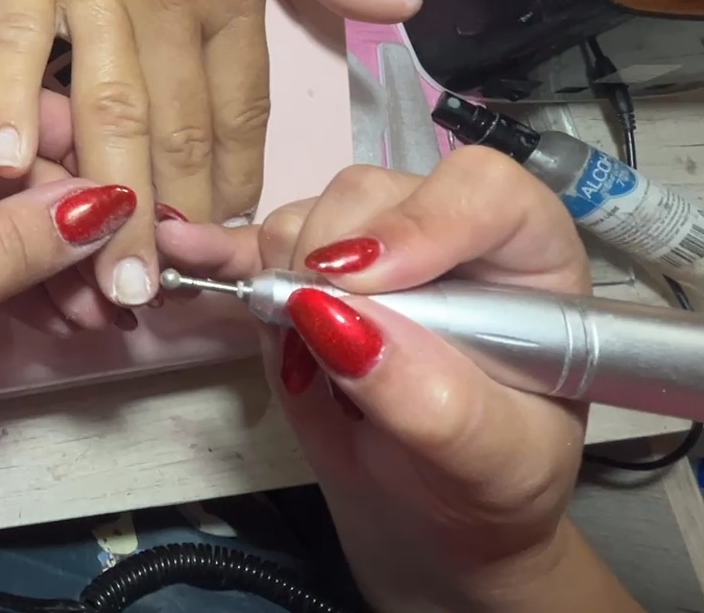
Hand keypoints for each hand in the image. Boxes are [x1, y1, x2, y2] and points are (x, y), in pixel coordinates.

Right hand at [0, 0, 419, 312]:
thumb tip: (402, 10)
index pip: (245, 102)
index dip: (239, 175)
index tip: (231, 232)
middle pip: (181, 123)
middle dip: (181, 213)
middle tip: (172, 289)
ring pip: (114, 105)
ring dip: (117, 192)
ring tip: (115, 268)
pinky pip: (23, 47)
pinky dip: (17, 103)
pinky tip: (12, 162)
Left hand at [0, 77, 137, 467]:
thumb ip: (15, 243)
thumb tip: (107, 202)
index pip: (21, 111)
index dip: (92, 156)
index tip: (148, 214)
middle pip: (16, 167)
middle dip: (77, 225)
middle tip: (131, 290)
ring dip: (51, 261)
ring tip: (100, 317)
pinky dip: (11, 280)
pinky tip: (54, 318)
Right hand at [158, 149, 632, 611]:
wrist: (423, 510)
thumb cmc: (482, 487)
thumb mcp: (487, 461)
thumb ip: (427, 395)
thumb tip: (329, 314)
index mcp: (520, 263)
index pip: (484, 194)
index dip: (420, 219)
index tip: (361, 278)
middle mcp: (438, 236)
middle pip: (373, 193)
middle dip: (330, 254)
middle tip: (311, 327)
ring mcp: (360, 247)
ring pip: (304, 214)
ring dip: (281, 273)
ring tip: (297, 353)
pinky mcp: (298, 270)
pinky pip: (250, 242)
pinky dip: (216, 248)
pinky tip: (183, 245)